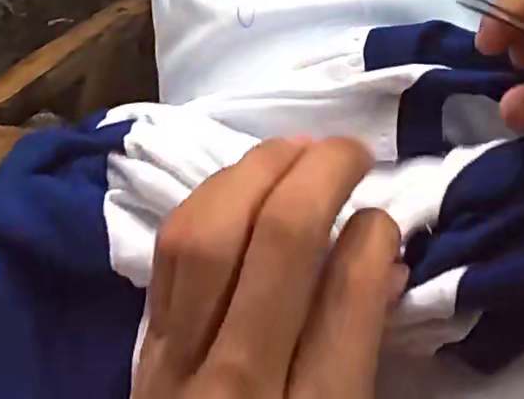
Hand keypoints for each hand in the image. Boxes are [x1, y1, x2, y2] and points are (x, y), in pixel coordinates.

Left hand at [135, 138, 404, 398]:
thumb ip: (366, 348)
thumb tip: (383, 256)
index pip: (349, 292)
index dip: (374, 232)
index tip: (383, 218)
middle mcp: (238, 389)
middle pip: (280, 240)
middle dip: (324, 172)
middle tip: (353, 152)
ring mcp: (175, 365)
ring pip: (211, 229)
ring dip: (262, 167)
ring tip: (300, 149)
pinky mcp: (140, 349)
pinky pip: (171, 247)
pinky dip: (213, 195)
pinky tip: (246, 179)